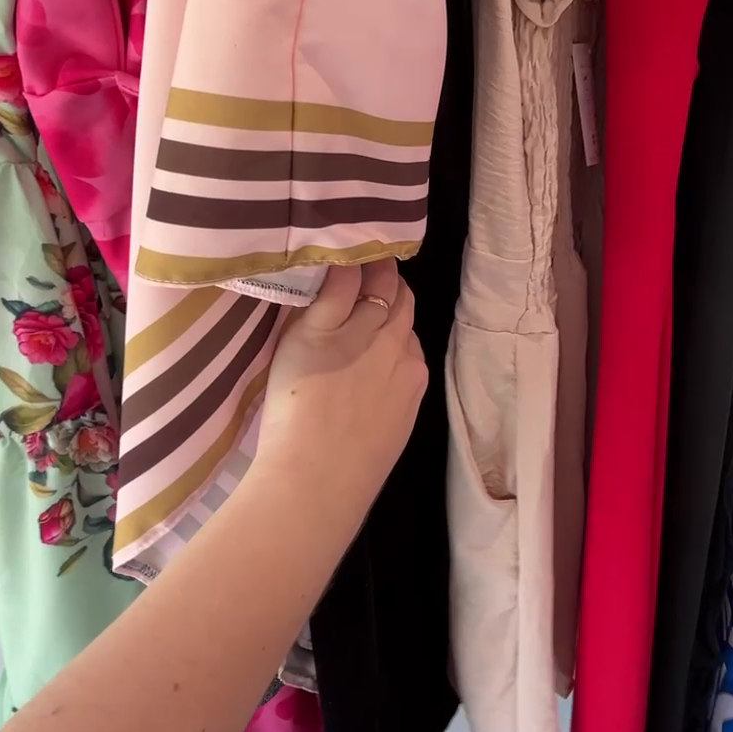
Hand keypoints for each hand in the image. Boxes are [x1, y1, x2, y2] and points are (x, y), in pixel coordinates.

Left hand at [253, 260, 427, 514]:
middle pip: (401, 306)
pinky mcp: (321, 332)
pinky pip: (337, 290)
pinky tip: (333, 257)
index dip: (396, 323)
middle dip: (393, 286)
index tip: (383, 317)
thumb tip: (378, 382)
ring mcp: (360, 337)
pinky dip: (340, 271)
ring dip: (374, 270)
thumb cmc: (350, 472)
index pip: (411, 337)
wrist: (318, 479)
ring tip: (363, 252)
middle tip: (379, 266)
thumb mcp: (390, 429)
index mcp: (414, 376)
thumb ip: (390, 396)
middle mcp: (395, 349)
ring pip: (377, 292)